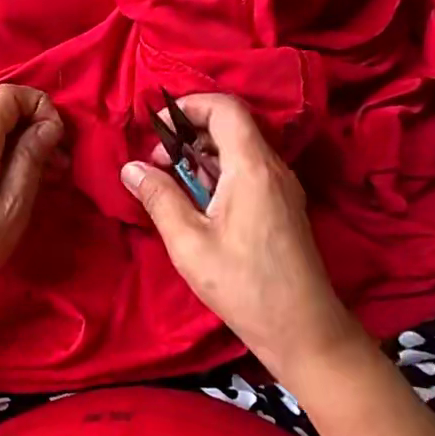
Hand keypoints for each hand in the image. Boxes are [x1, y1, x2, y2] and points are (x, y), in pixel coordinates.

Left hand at [0, 84, 64, 307]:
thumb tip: (49, 125)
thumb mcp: (14, 204)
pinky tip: (21, 173)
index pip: (6, 95)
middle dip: (31, 119)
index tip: (57, 135)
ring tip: (47, 168)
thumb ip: (31, 157)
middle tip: (56, 154)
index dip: (38, 104)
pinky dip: (2, 145)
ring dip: (18, 133)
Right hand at [121, 93, 370, 373]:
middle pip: (231, 126)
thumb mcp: (189, 244)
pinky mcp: (283, 207)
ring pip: (239, 150)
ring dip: (201, 156)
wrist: (304, 329)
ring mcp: (282, 188)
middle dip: (188, 134)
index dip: (188, 107)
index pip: (225, 109)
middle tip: (157, 165)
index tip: (157, 128)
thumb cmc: (244, 286)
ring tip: (171, 185)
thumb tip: (131, 168)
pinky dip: (218, 174)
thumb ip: (159, 198)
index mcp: (252, 168)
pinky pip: (248, 172)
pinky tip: (198, 204)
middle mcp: (273, 169)